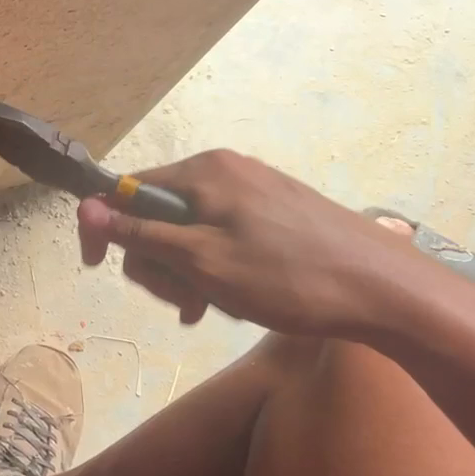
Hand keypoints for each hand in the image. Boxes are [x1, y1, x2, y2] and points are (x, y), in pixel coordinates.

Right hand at [77, 149, 444, 339]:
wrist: (390, 293)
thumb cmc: (287, 276)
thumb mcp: (200, 260)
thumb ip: (139, 233)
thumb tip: (84, 206)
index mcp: (202, 171)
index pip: (123, 190)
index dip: (103, 229)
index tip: (96, 268)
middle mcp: (224, 170)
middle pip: (155, 214)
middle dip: (157, 262)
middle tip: (183, 301)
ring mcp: (252, 190)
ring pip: (186, 230)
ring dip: (186, 272)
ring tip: (211, 305)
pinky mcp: (274, 212)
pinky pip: (219, 235)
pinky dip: (213, 267)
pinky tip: (231, 297)